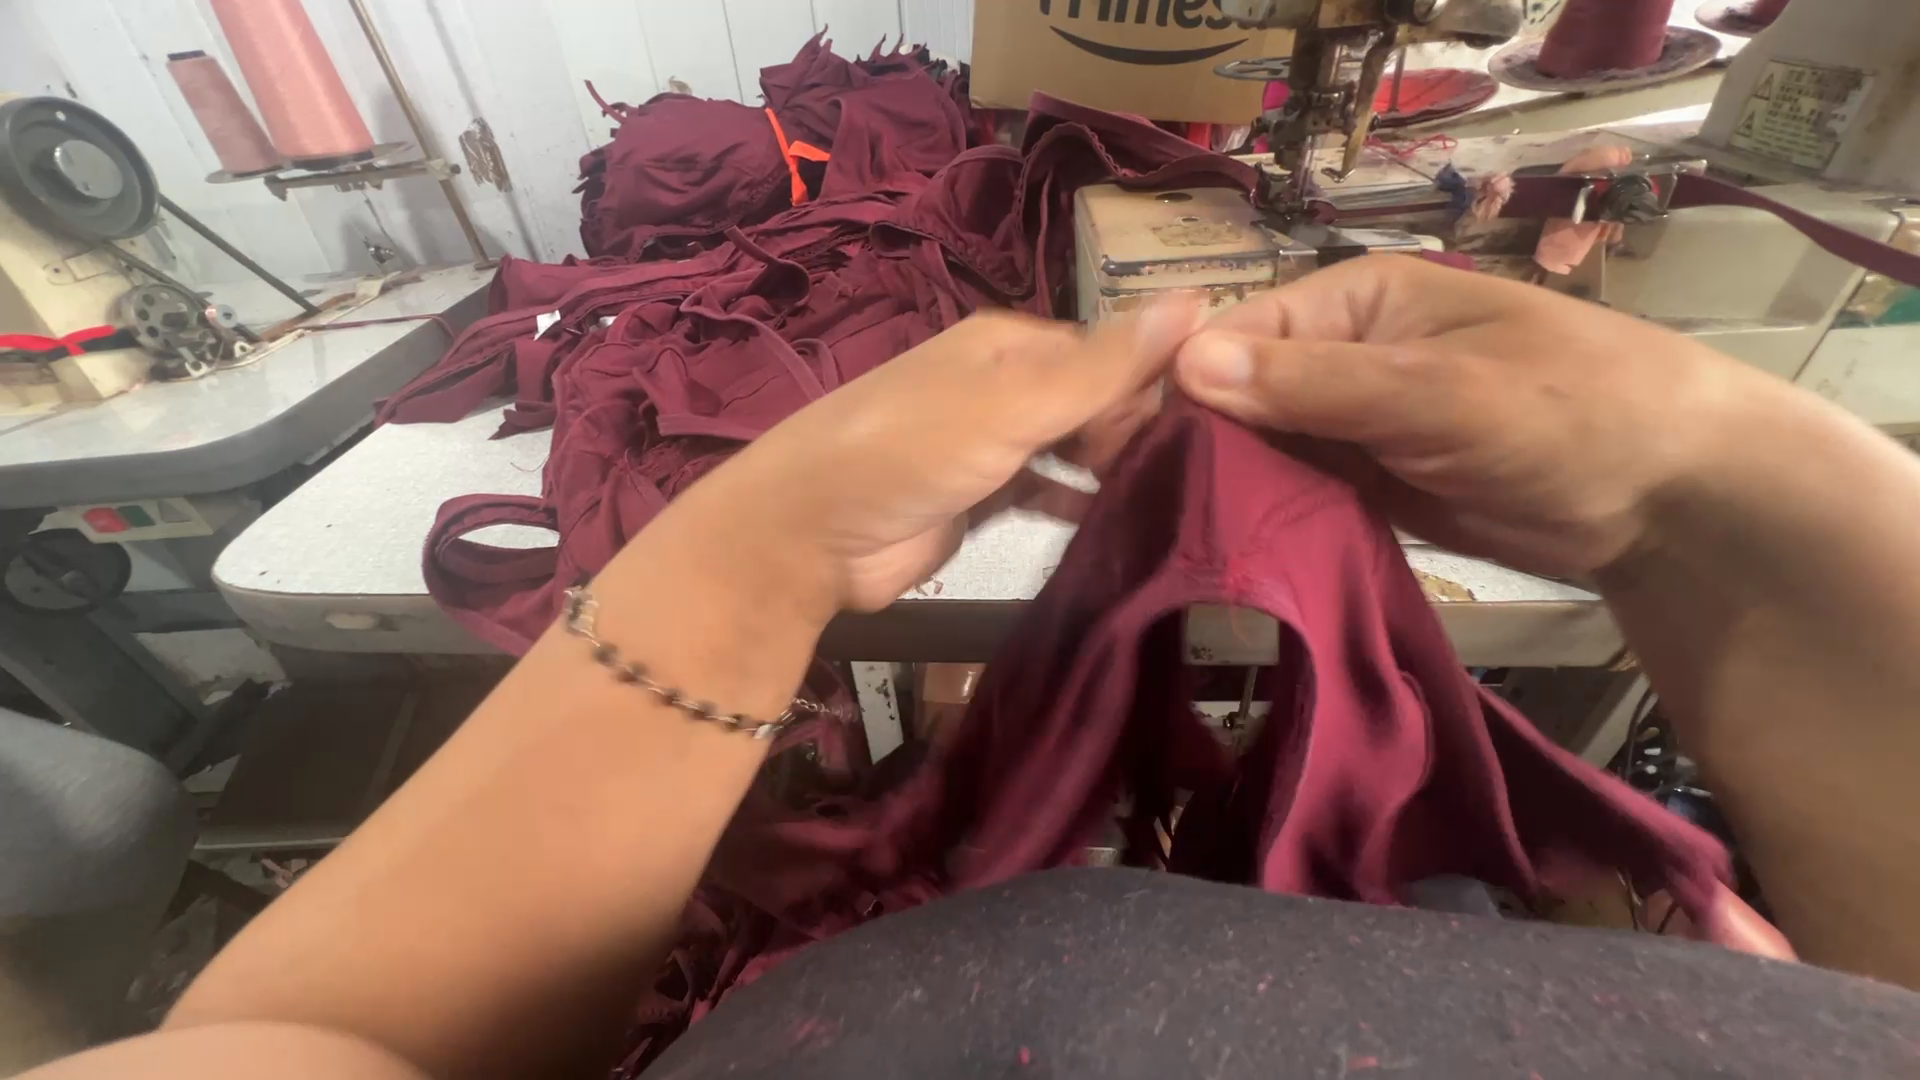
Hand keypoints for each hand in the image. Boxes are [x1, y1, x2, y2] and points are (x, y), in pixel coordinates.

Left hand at [651, 301, 1202, 617]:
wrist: (811, 534)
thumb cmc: (910, 451)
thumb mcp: (1010, 403)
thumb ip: (1100, 365)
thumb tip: (1199, 300)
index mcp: (1008, 345)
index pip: (1106, 352)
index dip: (1152, 386)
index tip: (1199, 430)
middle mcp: (1003, 387)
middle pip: (1092, 400)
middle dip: (1135, 431)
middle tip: (1184, 475)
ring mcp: (991, 446)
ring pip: (1073, 448)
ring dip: (1113, 469)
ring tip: (1171, 499)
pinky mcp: (981, 499)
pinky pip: (1047, 494)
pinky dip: (1079, 504)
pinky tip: (1121, 523)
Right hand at [1171, 255, 1774, 579]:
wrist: (1668, 501)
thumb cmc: (1567, 413)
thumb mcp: (1435, 391)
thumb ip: (1312, 382)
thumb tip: (1185, 364)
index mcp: (1346, 303)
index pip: (1230, 336)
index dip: (1172, 387)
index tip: (1120, 447)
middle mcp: (1329, 356)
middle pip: (1226, 392)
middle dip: (1179, 438)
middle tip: (1125, 495)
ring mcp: (1336, 422)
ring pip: (1244, 444)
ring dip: (1206, 479)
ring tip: (1148, 524)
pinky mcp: (1347, 479)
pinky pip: (1278, 487)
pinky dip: (1245, 509)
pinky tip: (1205, 537)